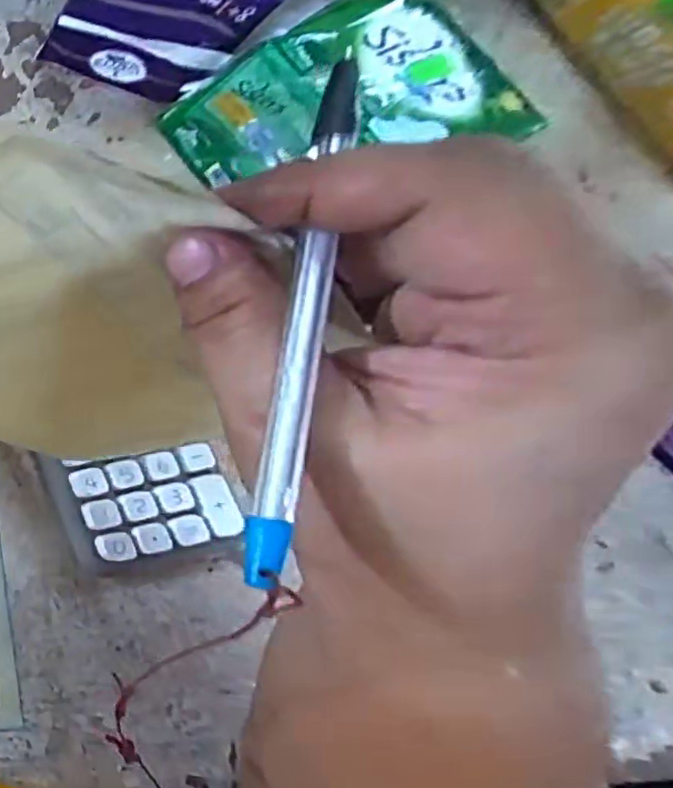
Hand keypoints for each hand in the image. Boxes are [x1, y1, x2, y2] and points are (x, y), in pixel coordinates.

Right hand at [166, 137, 672, 642]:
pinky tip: (296, 284)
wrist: (432, 605)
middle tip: (231, 228)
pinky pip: (438, 245)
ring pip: (450, 205)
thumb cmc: (366, 534)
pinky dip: (352, 251)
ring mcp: (574, 304)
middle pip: (468, 184)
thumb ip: (238, 326)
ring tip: (252, 259)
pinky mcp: (531, 315)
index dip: (332, 182)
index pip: (460, 194)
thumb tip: (185, 243)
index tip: (225, 209)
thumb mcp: (287, 425)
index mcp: (565, 330)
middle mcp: (601, 298)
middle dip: (335, 194)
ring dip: (338, 222)